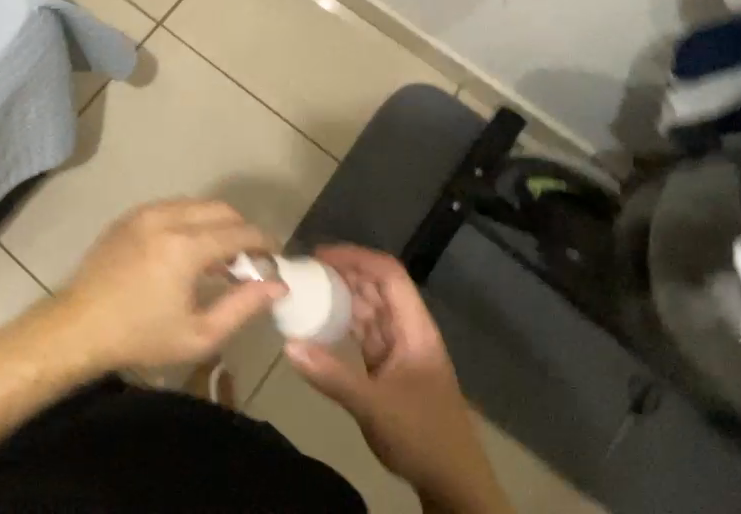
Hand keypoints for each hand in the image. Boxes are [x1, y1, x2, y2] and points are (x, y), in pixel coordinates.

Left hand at [51, 200, 284, 371]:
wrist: (80, 326)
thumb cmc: (142, 336)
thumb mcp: (200, 334)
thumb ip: (243, 306)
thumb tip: (278, 285)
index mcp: (185, 246)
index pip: (239, 231)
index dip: (264, 243)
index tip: (275, 259)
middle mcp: (165, 218)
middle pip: (219, 209)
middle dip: (241, 229)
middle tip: (249, 260)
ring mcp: (142, 213)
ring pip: (194, 204)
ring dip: (214, 223)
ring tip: (219, 258)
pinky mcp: (127, 217)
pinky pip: (169, 207)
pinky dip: (188, 220)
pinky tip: (188, 251)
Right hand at [284, 246, 511, 513]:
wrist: (452, 483)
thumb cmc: (423, 438)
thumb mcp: (375, 407)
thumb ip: (332, 376)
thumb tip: (287, 345)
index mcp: (415, 330)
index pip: (389, 276)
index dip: (356, 258)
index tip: (319, 256)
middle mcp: (408, 333)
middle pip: (377, 288)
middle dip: (343, 273)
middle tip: (303, 270)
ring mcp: (399, 351)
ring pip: (368, 310)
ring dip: (340, 297)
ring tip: (305, 289)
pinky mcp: (388, 370)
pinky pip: (362, 334)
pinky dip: (341, 324)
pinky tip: (316, 324)